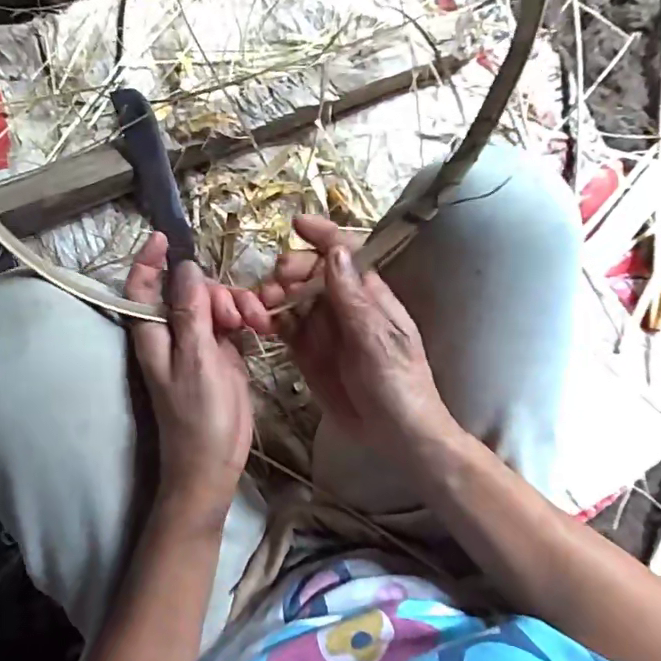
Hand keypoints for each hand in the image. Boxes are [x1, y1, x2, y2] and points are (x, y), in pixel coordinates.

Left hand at [124, 233, 253, 521]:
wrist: (214, 461)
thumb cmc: (197, 416)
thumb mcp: (196, 361)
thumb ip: (190, 314)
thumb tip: (185, 267)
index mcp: (155, 334)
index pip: (143, 287)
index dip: (150, 260)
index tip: (165, 236)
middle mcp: (175, 334)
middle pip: (191, 291)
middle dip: (216, 291)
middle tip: (237, 314)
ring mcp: (200, 344)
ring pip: (216, 304)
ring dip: (238, 305)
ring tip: (256, 324)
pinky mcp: (224, 354)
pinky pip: (234, 322)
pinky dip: (248, 319)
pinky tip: (262, 327)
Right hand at [235, 216, 456, 456]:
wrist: (397, 435)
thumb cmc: (399, 383)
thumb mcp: (377, 339)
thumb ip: (352, 298)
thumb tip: (336, 251)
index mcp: (369, 294)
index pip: (346, 253)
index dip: (323, 236)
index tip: (297, 225)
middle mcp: (345, 305)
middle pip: (312, 273)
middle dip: (291, 271)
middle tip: (276, 284)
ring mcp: (326, 329)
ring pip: (294, 299)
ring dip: (276, 296)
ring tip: (262, 305)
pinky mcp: (310, 353)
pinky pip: (287, 328)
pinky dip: (272, 321)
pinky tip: (261, 323)